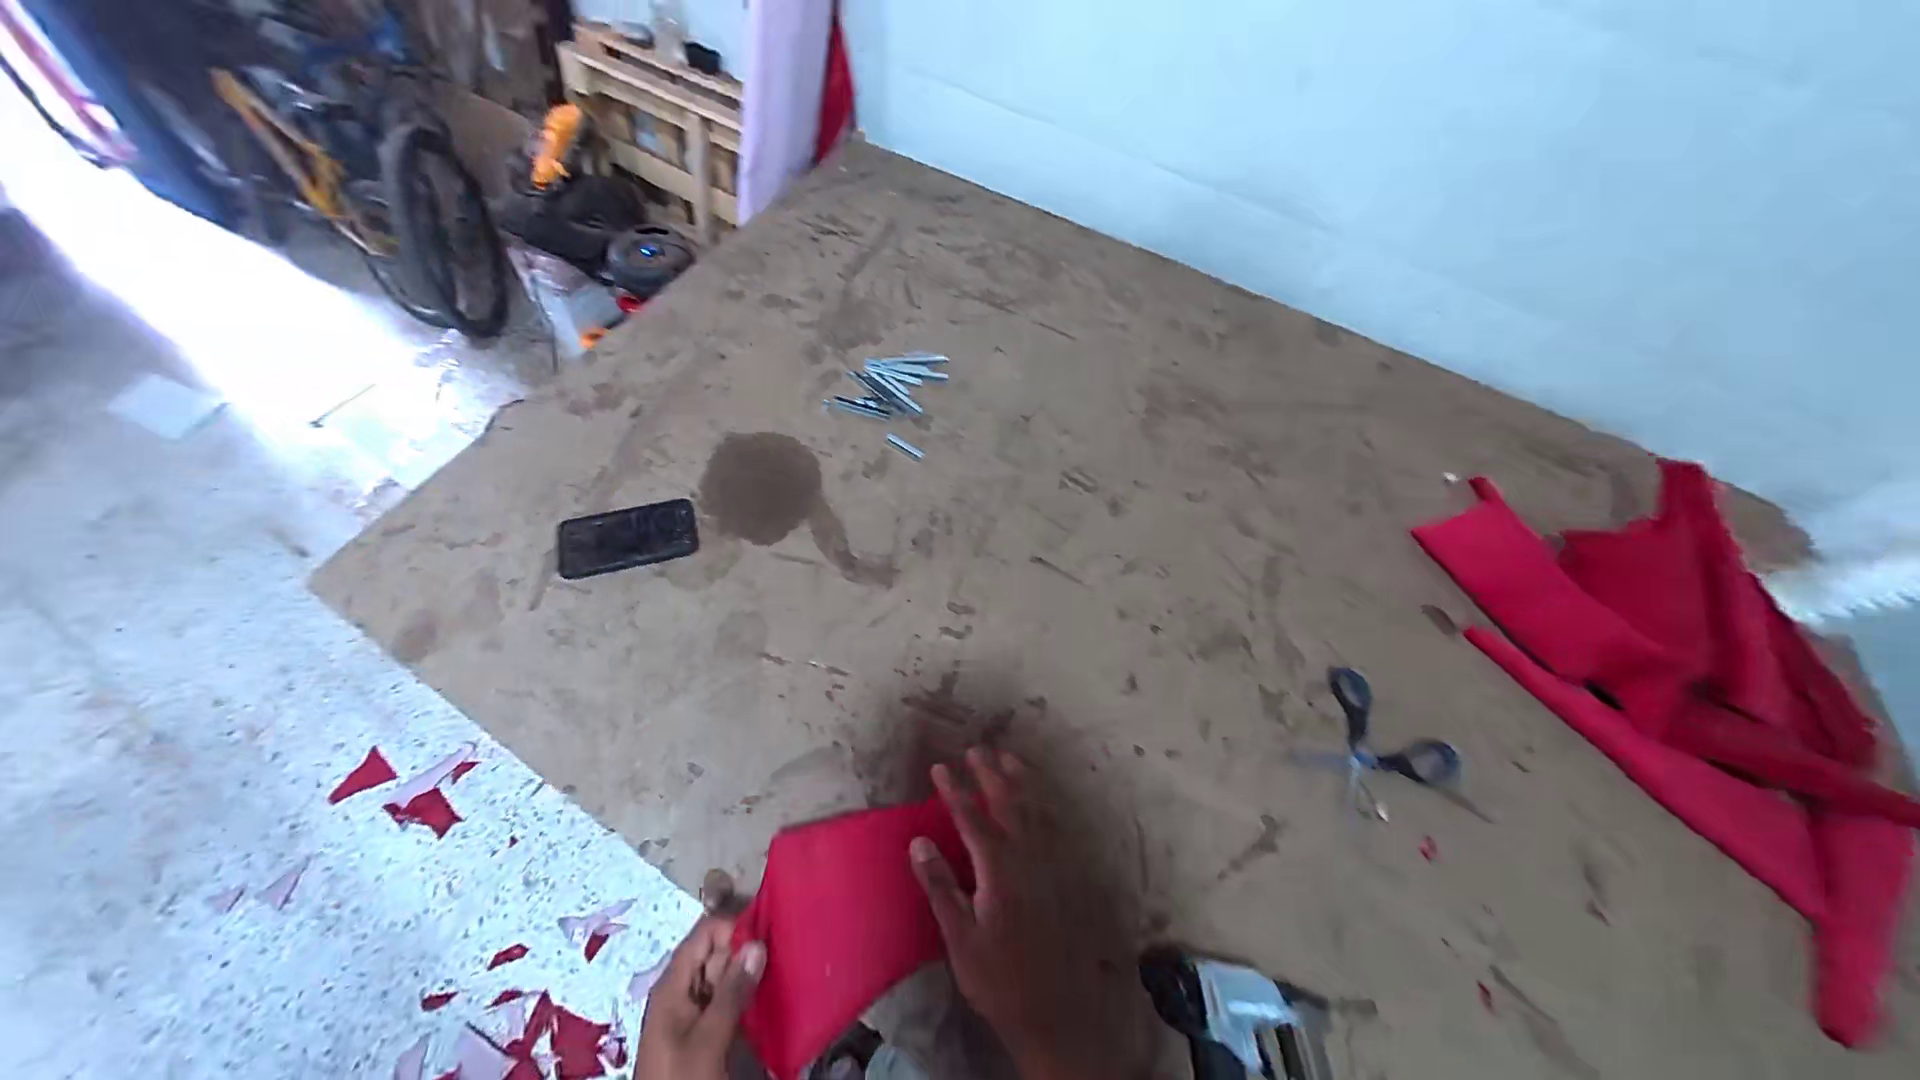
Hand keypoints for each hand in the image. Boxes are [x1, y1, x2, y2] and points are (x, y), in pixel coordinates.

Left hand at [634, 914, 765, 1079]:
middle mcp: (683, 991)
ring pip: (726, 975)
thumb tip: (757, 942)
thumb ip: (732, 991)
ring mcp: (694, 1012)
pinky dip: (748, 994)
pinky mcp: (706, 1031)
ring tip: (779, 972)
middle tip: (780, 955)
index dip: (735, 928)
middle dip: (747, 950)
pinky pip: (729, 999)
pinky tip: (769, 996)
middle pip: (717, 952)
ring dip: (750, 972)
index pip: (705, 934)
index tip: (768, 934)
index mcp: (673, 985)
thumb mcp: (708, 1041)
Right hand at [909, 748, 1143, 1079]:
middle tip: (975, 749)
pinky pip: (1051, 825)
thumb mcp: (960, 939)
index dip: (954, 790)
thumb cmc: (999, 978)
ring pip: (1034, 809)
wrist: (1054, 1011)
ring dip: (1019, 780)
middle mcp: (1027, 857)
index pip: (971, 817)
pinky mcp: (1062, 875)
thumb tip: (919, 842)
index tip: (940, 767)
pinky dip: (1041, 802)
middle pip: (1007, 803)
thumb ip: (941, 887)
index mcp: (999, 868)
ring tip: (1007, 757)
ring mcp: (1049, 864)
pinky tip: (1037, 798)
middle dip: (989, 773)